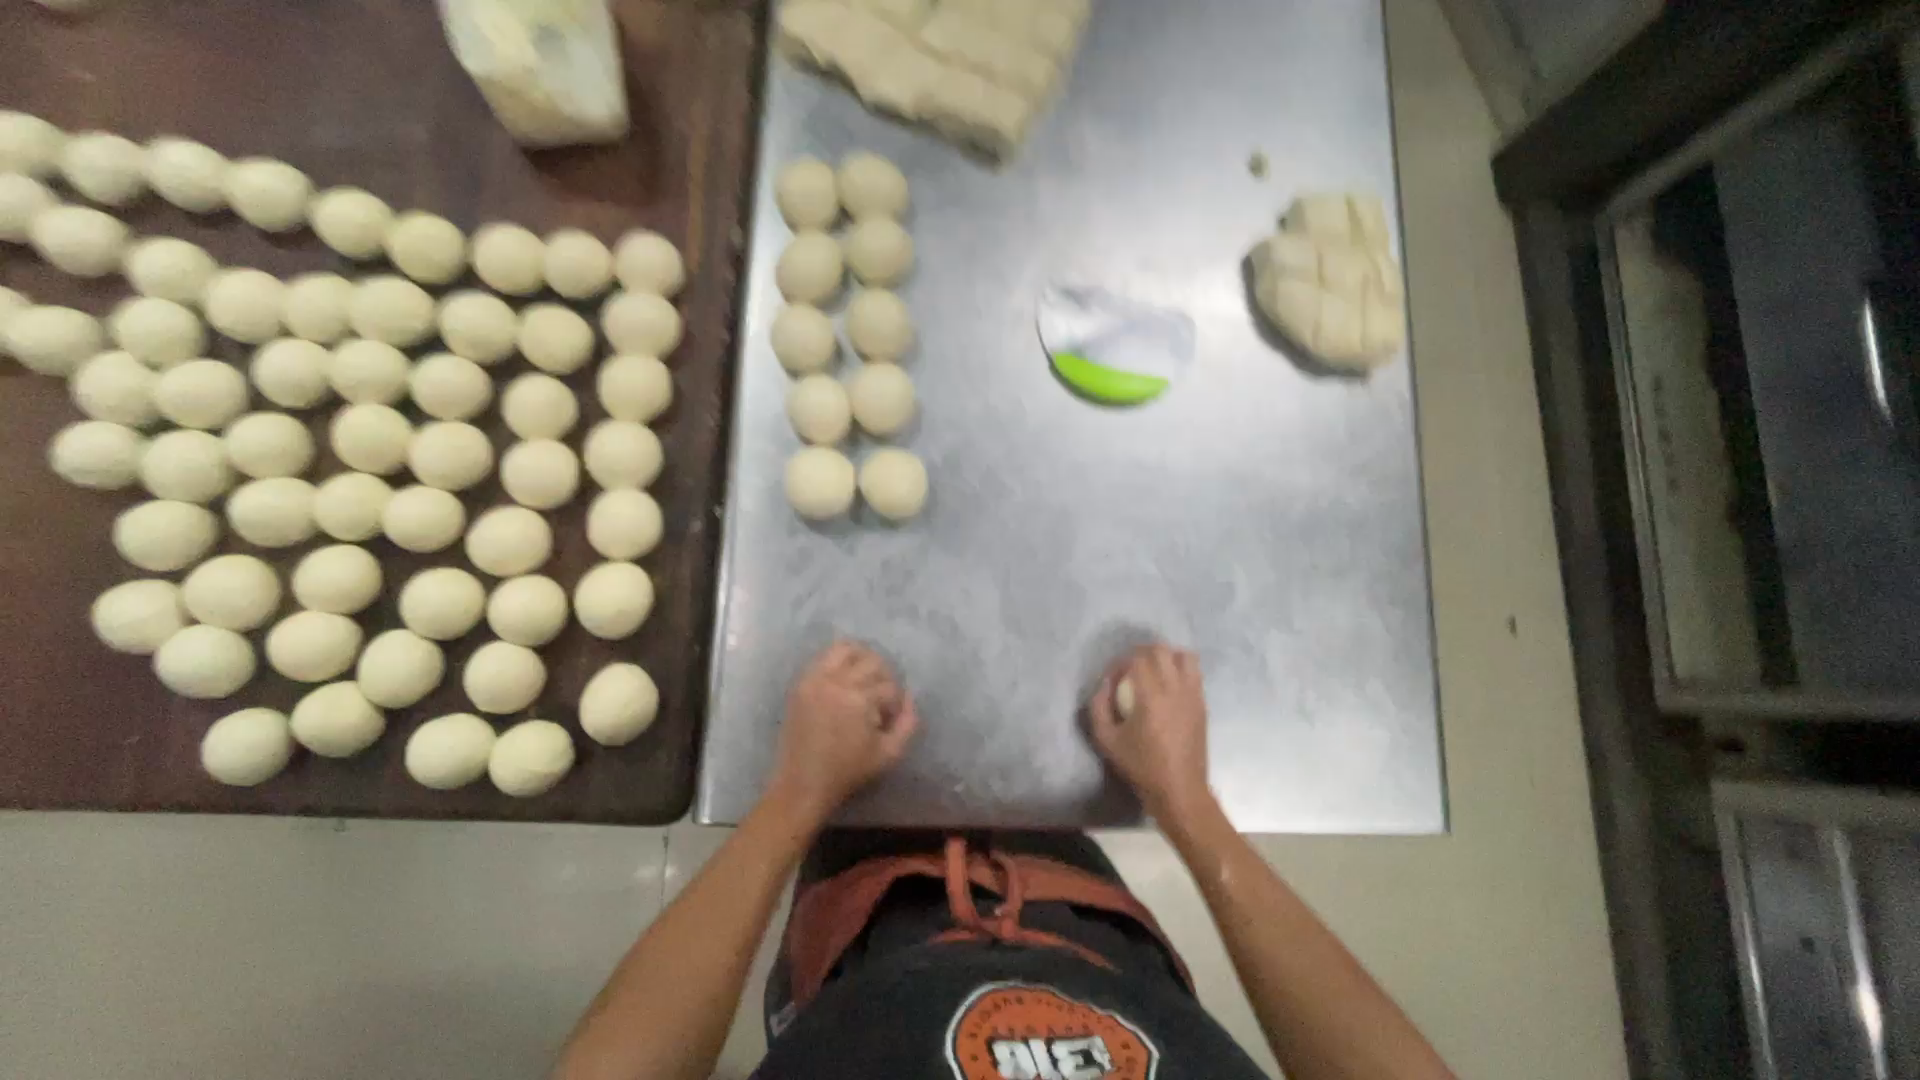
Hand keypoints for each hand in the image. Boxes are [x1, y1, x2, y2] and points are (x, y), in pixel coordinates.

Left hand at [766, 641, 919, 825]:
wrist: (803, 782)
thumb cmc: (848, 771)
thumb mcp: (890, 753)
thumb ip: (908, 722)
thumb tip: (909, 696)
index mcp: (859, 700)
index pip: (890, 687)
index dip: (895, 703)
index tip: (889, 718)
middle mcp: (837, 682)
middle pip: (872, 661)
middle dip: (884, 677)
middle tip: (882, 696)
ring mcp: (815, 680)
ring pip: (845, 649)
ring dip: (862, 658)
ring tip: (866, 677)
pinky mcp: (801, 684)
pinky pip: (823, 658)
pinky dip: (839, 661)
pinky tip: (845, 678)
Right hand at [1086, 644, 1213, 821]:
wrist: (1179, 789)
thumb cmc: (1141, 766)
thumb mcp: (1106, 740)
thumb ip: (1098, 707)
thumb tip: (1103, 684)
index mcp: (1150, 697)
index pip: (1136, 659)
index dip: (1121, 662)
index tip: (1113, 677)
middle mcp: (1175, 689)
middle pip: (1161, 650)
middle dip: (1141, 652)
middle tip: (1130, 669)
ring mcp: (1193, 695)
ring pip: (1184, 656)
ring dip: (1166, 657)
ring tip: (1153, 671)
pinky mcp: (1202, 704)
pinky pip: (1194, 673)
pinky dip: (1180, 670)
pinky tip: (1168, 687)